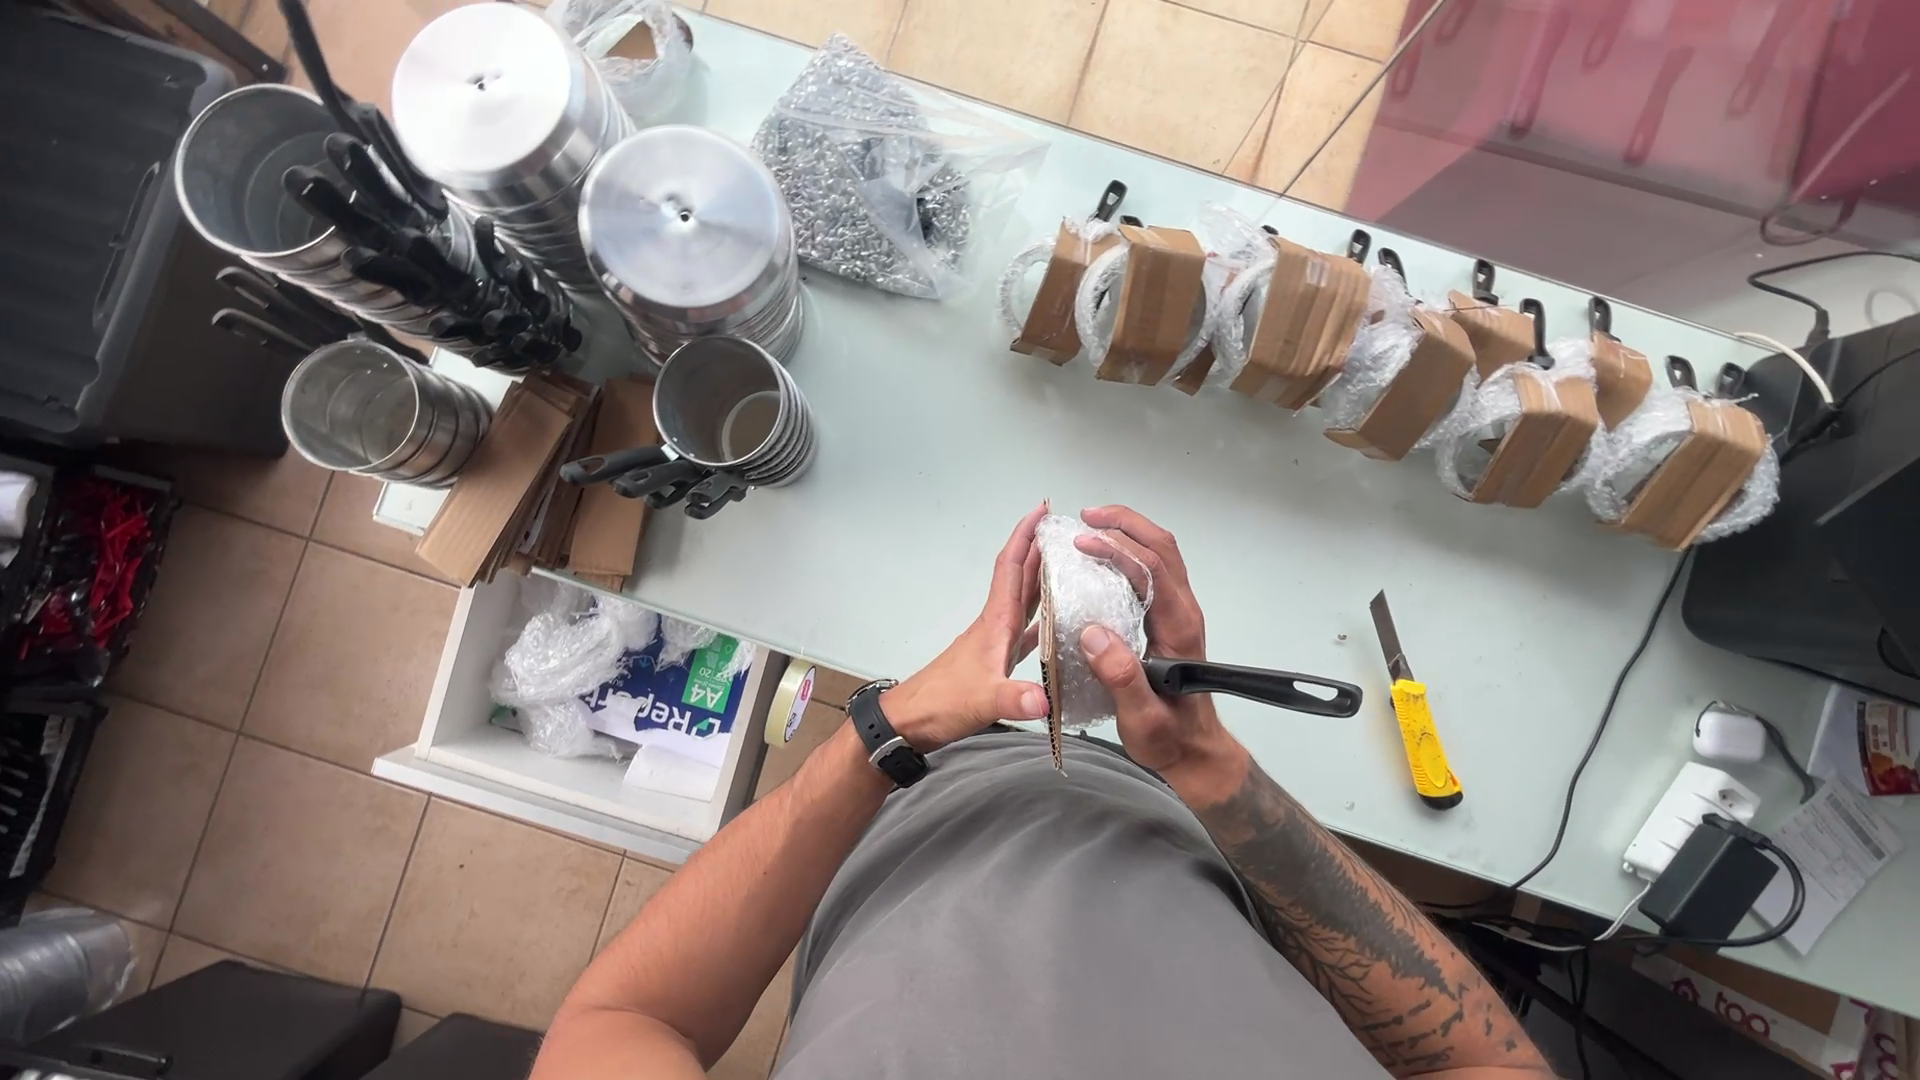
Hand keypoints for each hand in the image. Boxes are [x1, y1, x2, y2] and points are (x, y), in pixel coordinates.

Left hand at [879, 503, 1051, 751]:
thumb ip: (1015, 699)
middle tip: (1063, 529)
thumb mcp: (983, 701)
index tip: (1042, 511)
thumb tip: (1044, 699)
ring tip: (1065, 565)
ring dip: (1041, 579)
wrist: (912, 722)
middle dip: (1039, 549)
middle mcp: (995, 624)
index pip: (1011, 567)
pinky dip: (1040, 619)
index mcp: (994, 622)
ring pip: (1023, 600)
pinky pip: (1024, 630)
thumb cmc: (941, 704)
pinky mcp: (995, 661)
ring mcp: (994, 641)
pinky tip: (1056, 623)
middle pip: (1020, 577)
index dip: (1026, 536)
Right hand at [1074, 506, 1244, 786]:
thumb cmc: (1167, 738)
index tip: (1082, 543)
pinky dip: (1130, 549)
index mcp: (1178, 629)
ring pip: (1162, 553)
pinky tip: (1103, 553)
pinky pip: (1154, 569)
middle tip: (1085, 517)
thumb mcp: (1142, 719)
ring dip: (1130, 531)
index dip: (1117, 549)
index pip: (1152, 570)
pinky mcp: (1168, 617)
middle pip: (1163, 548)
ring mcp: (1178, 612)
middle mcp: (1183, 612)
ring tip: (1091, 525)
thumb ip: (1121, 677)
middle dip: (1125, 524)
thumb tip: (1092, 633)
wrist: (1193, 750)